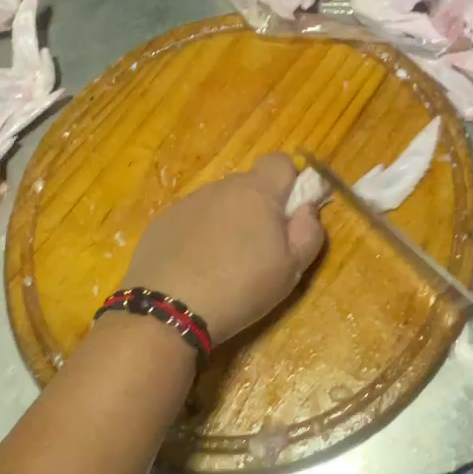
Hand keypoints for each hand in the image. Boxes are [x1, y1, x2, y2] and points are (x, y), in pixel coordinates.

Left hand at [121, 153, 325, 340]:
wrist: (167, 312)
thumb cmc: (240, 288)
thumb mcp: (291, 269)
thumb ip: (309, 231)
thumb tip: (307, 207)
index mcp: (257, 192)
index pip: (281, 161)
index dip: (290, 183)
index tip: (290, 215)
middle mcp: (222, 187)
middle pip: (250, 184)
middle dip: (260, 208)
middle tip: (260, 249)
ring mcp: (189, 202)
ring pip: (221, 203)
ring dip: (229, 222)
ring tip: (224, 264)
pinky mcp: (163, 221)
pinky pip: (194, 219)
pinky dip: (201, 235)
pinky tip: (196, 267)